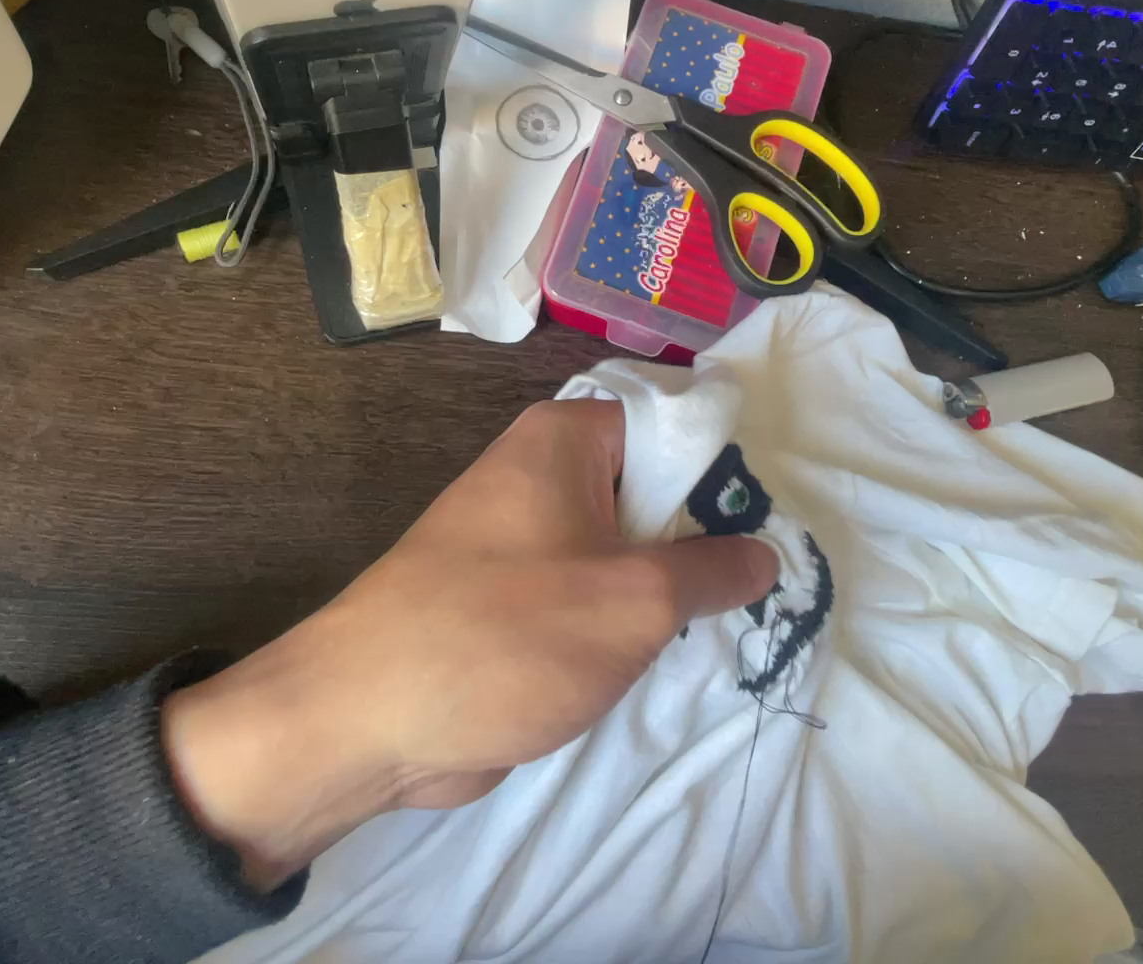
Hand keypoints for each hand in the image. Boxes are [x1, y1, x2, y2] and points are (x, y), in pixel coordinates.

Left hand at [160, 399, 778, 889]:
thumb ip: (710, 571)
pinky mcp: (511, 598)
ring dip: (663, 586)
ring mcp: (522, 540)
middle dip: (699, 536)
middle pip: (647, 488)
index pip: (667, 424)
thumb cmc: (507, 634)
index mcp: (562, 441)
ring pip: (620, 546)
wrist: (369, 717)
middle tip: (760, 581)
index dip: (722, 467)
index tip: (772, 521)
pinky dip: (623, 617)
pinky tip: (664, 649)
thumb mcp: (634, 600)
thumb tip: (763, 555)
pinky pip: (588, 590)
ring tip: (727, 619)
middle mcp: (539, 475)